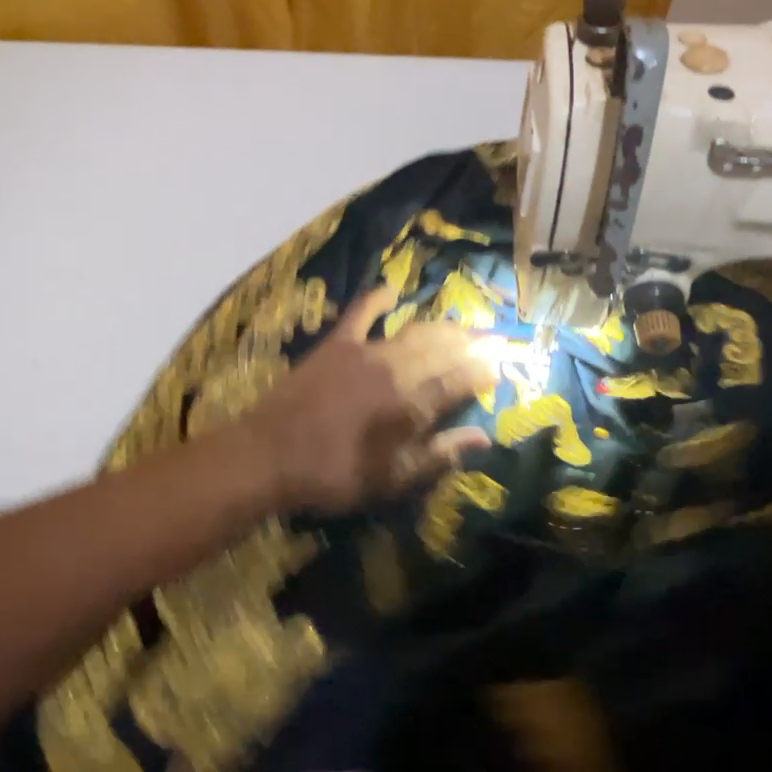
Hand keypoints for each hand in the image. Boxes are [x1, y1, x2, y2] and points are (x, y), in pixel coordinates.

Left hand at [240, 285, 496, 513]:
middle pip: (442, 349)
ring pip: (413, 330)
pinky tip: (391, 291)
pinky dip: (376, 299)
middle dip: (472, 343)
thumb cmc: (332, 476)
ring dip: (442, 326)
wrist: (268, 455)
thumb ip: (439, 455)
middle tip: (495, 338)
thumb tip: (483, 437)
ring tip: (464, 325)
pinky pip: (360, 313)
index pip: (459, 381)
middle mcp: (394, 369)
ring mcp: (364, 351)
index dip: (483, 372)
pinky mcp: (335, 344)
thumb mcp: (391, 480)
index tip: (503, 366)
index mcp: (410, 405)